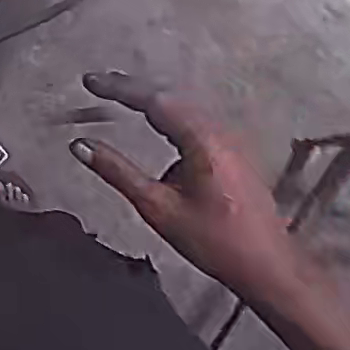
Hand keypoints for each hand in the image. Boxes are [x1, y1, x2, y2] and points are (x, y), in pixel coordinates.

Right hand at [70, 71, 303, 300]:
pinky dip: (166, 110)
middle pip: (168, 96)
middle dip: (130, 87)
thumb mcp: (157, 207)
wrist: (270, 268)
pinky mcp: (232, 151)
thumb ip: (117, 171)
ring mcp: (229, 140)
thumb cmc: (212, 240)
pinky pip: (192, 117)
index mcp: (201, 140)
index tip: (89, 81)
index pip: (153, 100)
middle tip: (97, 83)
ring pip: (182, 105)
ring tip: (119, 93)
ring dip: (149, 96)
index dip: (118, 88)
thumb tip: (78, 144)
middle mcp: (218, 131)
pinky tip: (155, 117)